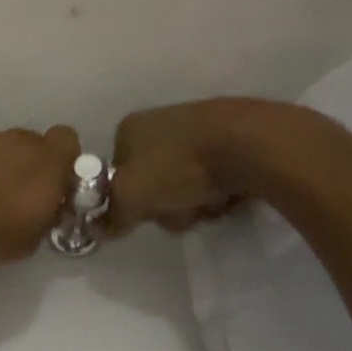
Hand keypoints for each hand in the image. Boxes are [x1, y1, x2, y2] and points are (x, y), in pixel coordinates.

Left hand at [0, 126, 81, 271]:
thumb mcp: (26, 243)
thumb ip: (42, 222)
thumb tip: (42, 214)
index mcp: (48, 162)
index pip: (70, 143)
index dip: (65, 164)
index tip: (55, 191)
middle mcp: (19, 142)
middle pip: (34, 144)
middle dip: (30, 167)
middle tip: (18, 199)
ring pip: (1, 149)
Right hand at [108, 98, 339, 234]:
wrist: (251, 145)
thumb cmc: (180, 168)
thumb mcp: (130, 197)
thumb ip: (109, 216)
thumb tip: (100, 230)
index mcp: (129, 128)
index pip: (116, 175)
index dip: (129, 201)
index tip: (145, 214)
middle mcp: (160, 121)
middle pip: (152, 182)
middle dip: (166, 205)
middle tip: (183, 212)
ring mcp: (198, 126)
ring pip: (183, 183)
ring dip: (194, 203)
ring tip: (211, 205)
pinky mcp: (231, 135)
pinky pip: (214, 175)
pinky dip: (219, 191)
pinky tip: (230, 194)